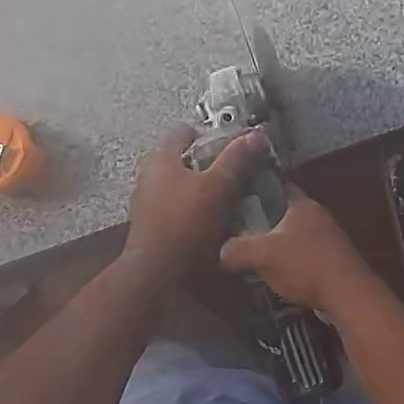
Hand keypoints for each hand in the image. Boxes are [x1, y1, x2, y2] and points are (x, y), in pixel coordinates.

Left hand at [123, 126, 265, 276]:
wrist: (158, 270)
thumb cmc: (185, 222)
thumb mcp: (217, 187)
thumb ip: (236, 160)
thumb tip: (256, 136)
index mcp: (160, 160)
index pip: (182, 133)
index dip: (206, 134)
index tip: (227, 143)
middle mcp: (148, 177)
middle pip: (180, 161)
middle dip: (205, 165)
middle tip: (230, 173)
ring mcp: (147, 204)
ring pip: (178, 187)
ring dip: (199, 190)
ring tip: (227, 200)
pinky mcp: (152, 226)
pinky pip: (176, 210)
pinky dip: (193, 211)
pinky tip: (211, 223)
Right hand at [218, 184, 379, 313]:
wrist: (348, 296)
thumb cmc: (305, 265)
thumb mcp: (262, 254)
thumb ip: (236, 249)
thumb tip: (219, 252)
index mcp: (303, 205)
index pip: (278, 186)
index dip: (256, 189)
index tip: (235, 196)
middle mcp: (318, 217)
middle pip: (284, 214)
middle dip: (263, 221)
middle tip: (236, 230)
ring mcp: (328, 241)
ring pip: (294, 237)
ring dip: (276, 246)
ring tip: (250, 255)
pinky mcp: (333, 263)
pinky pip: (304, 258)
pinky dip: (290, 264)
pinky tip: (274, 275)